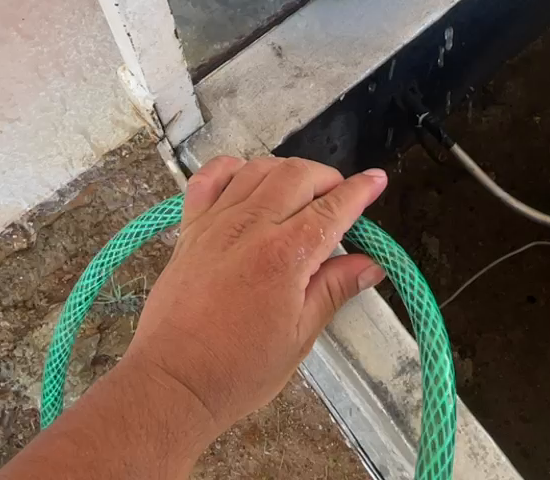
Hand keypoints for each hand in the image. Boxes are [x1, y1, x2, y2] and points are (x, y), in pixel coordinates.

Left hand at [0, 157, 386, 479]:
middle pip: (298, 175)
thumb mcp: (300, 336)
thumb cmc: (239, 369)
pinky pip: (211, 176)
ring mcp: (218, 220)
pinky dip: (233, 168)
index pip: (333, 208)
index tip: (376, 179)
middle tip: (338, 199)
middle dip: (327, 178)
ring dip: (287, 170)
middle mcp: (253, 225)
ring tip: (300, 192)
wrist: (173, 382)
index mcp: (286, 255)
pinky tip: (248, 179)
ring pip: (259, 167)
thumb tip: (372, 264)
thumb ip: (334, 289)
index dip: (360, 190)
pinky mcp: (191, 224)